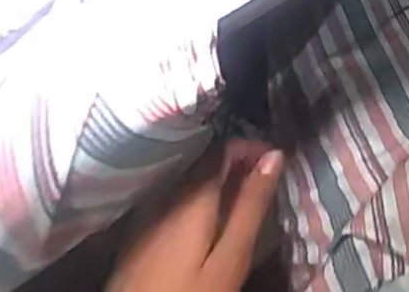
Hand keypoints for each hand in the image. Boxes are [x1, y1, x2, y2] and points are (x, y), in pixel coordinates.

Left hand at [110, 140, 284, 291]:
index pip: (224, 148)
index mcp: (192, 196)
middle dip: (237, 166)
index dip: (252, 148)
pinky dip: (195, 202)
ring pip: (188, 182)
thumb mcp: (230, 260)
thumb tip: (275, 154)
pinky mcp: (132, 243)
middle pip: (205, 163)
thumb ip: (252, 204)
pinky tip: (206, 226)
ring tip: (240, 205)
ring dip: (217, 184)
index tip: (275, 163)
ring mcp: (144, 220)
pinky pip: (171, 203)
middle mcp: (165, 197)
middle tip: (263, 185)